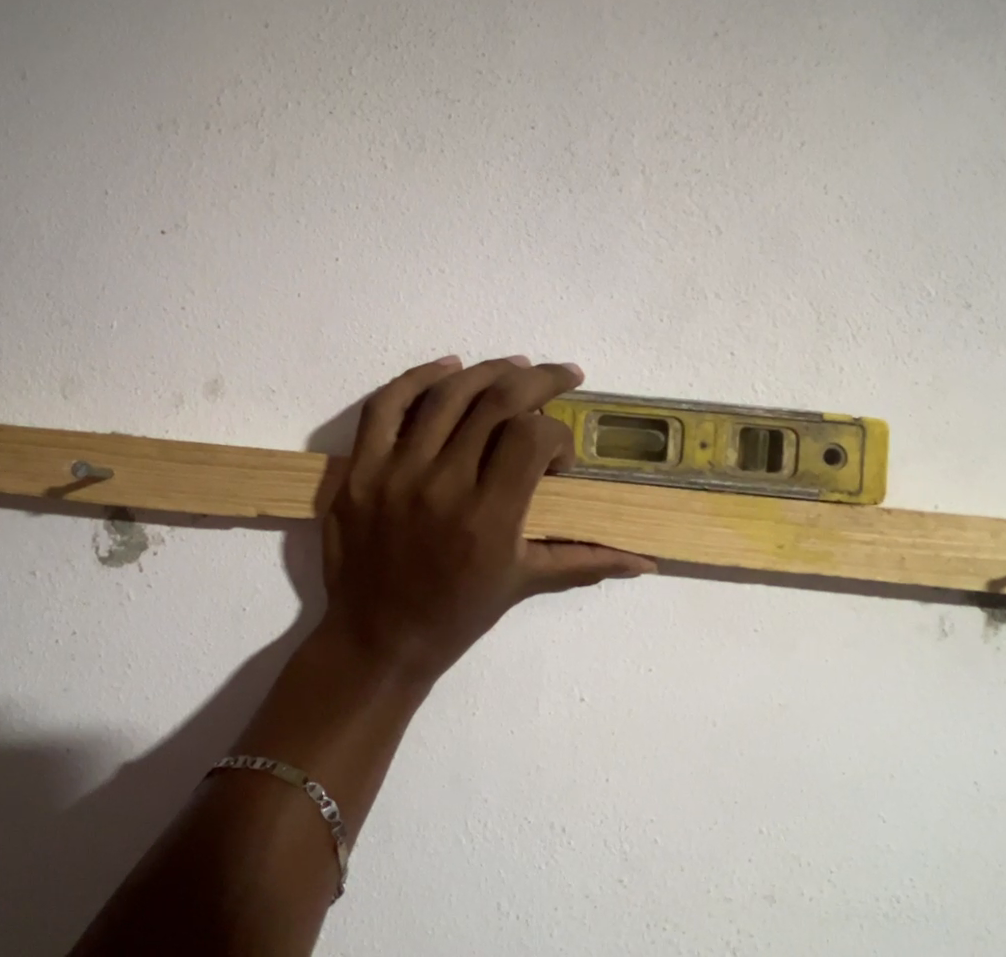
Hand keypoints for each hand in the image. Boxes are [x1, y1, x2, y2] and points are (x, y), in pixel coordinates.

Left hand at [317, 355, 655, 684]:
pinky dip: (418, 377)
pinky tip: (449, 368)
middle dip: (538, 381)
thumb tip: (646, 561)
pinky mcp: (359, 470)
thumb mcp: (523, 585)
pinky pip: (386, 405)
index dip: (558, 434)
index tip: (559, 458)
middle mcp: (442, 487)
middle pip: (495, 403)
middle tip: (561, 376)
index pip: (533, 438)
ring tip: (516, 367)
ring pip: (445, 395)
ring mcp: (394, 474)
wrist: (377, 639)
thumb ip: (585, 561)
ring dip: (487, 371)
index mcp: (488, 519)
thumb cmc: (457, 615)